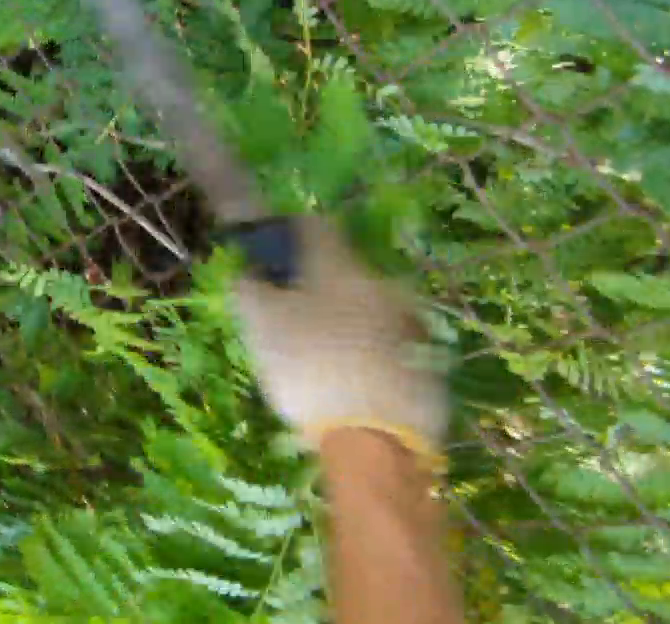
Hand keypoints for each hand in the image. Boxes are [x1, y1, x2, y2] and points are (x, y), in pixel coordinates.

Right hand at [233, 218, 447, 459]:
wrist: (376, 443)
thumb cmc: (308, 370)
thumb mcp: (259, 324)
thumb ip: (248, 287)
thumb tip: (246, 269)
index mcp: (339, 267)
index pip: (313, 225)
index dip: (285, 233)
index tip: (267, 254)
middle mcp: (379, 284)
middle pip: (340, 266)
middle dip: (313, 280)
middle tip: (286, 308)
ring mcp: (407, 322)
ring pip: (363, 302)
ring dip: (340, 313)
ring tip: (315, 345)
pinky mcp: (424, 360)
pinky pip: (383, 337)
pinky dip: (363, 343)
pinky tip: (345, 371)